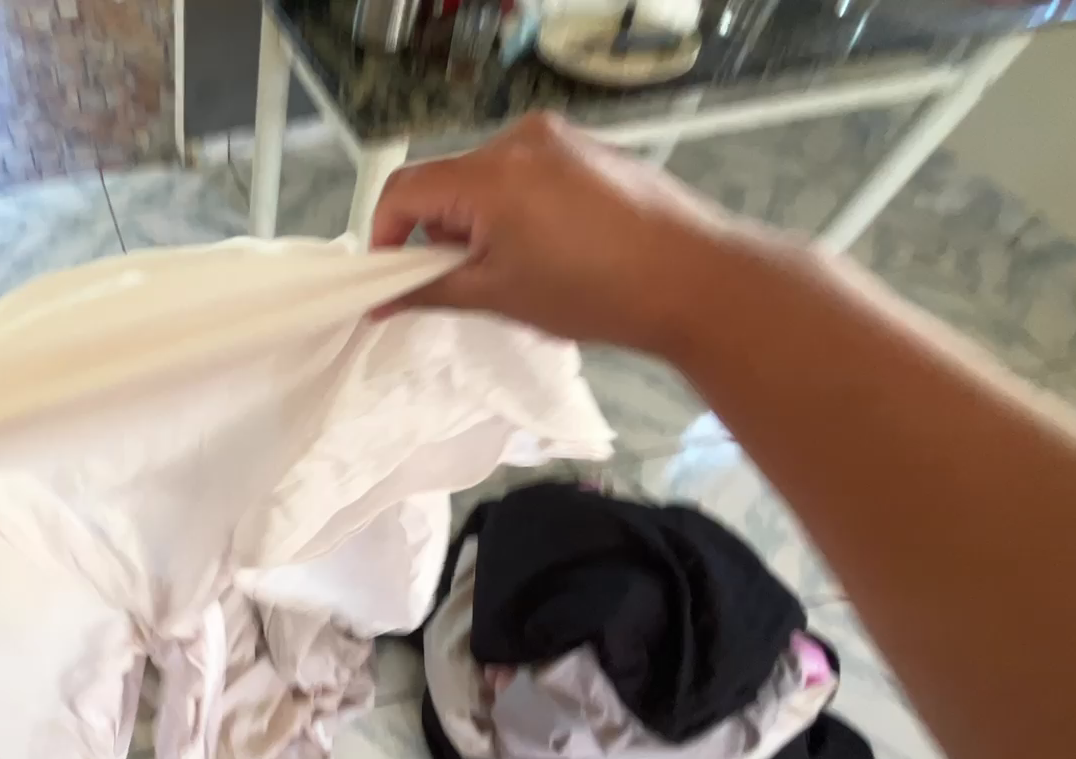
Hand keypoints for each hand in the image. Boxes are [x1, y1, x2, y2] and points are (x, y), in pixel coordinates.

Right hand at [371, 112, 762, 353]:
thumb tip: (382, 301)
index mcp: (493, 174)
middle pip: (440, 182)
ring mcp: (556, 139)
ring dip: (468, 223)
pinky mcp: (582, 148)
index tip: (391, 275)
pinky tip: (535, 248)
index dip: (383, 235)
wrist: (693, 280)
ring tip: (502, 268)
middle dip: (431, 233)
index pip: (403, 190)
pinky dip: (504, 210)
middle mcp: (521, 140)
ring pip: (477, 180)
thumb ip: (426, 291)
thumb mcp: (494, 296)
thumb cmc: (596, 290)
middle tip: (451, 279)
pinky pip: (517, 174)